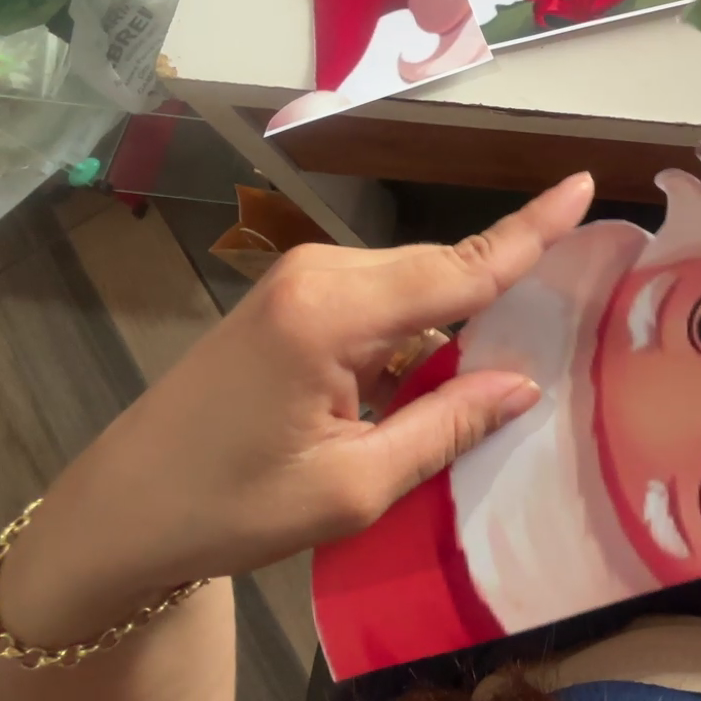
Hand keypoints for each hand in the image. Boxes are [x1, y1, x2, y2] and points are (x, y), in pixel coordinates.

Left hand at [0, 173, 595, 647]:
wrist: (117, 513)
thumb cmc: (229, 508)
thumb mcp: (351, 486)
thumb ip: (447, 426)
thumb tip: (524, 384)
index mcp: (334, 312)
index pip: (461, 267)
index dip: (531, 231)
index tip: (582, 187)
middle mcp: (322, 274)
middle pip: (443, 271)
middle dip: (498, 296)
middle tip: (549, 334)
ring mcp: (304, 280)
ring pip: (416, 286)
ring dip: (453, 325)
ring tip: (474, 380)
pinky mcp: (296, 298)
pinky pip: (384, 300)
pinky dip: (417, 333)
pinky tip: (417, 383)